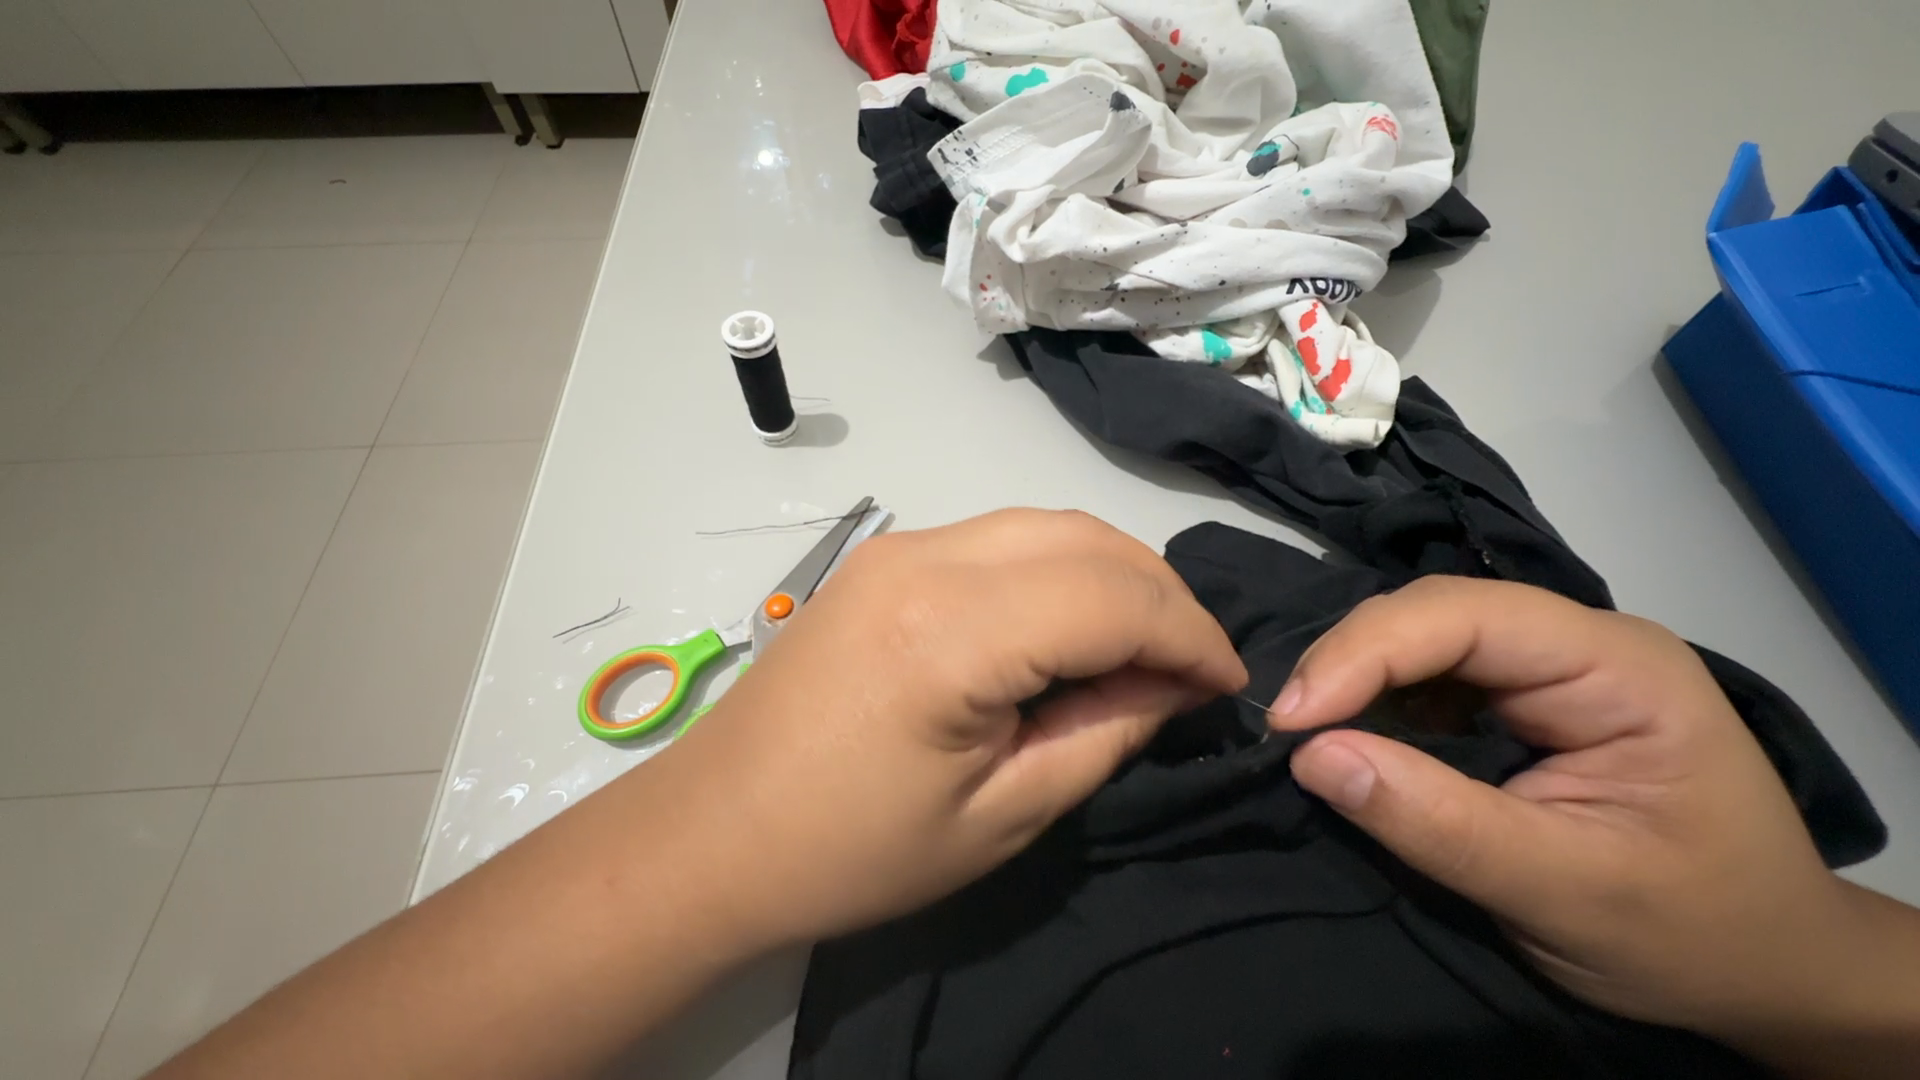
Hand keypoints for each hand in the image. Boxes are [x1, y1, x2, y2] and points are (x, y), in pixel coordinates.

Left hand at [663, 508, 1247, 946]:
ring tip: (1142, 647)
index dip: (1189, 635)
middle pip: (1085, 538)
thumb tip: (1173, 684)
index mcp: (954, 630)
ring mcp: (897, 548)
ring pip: (1045, 525)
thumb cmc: (854, 848)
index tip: (1225, 686)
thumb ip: (1103, 732)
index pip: (1114, 597)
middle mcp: (926, 558)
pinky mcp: (882, 559)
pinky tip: (1069, 625)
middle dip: (1159, 594)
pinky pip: (1000, 539)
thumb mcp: (1002, 813)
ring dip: (1110, 575)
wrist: (714, 833)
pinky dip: (1057, 570)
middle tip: (1189, 666)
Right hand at [1268, 577, 1919, 1074]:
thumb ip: (1438, 823)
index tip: (1291, 722)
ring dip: (1350, 679)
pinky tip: (1349, 735)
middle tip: (1287, 731)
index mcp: (1618, 668)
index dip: (1365, 654)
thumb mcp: (1566, 894)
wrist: (1763, 967)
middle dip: (1348, 663)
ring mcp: (1542, 665)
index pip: (1466, 618)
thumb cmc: (1692, 934)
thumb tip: (1310, 757)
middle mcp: (1575, 643)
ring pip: (1415, 636)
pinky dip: (1369, 701)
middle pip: (1431, 613)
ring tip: (1306, 735)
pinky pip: (1420, 675)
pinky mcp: (1511, 696)